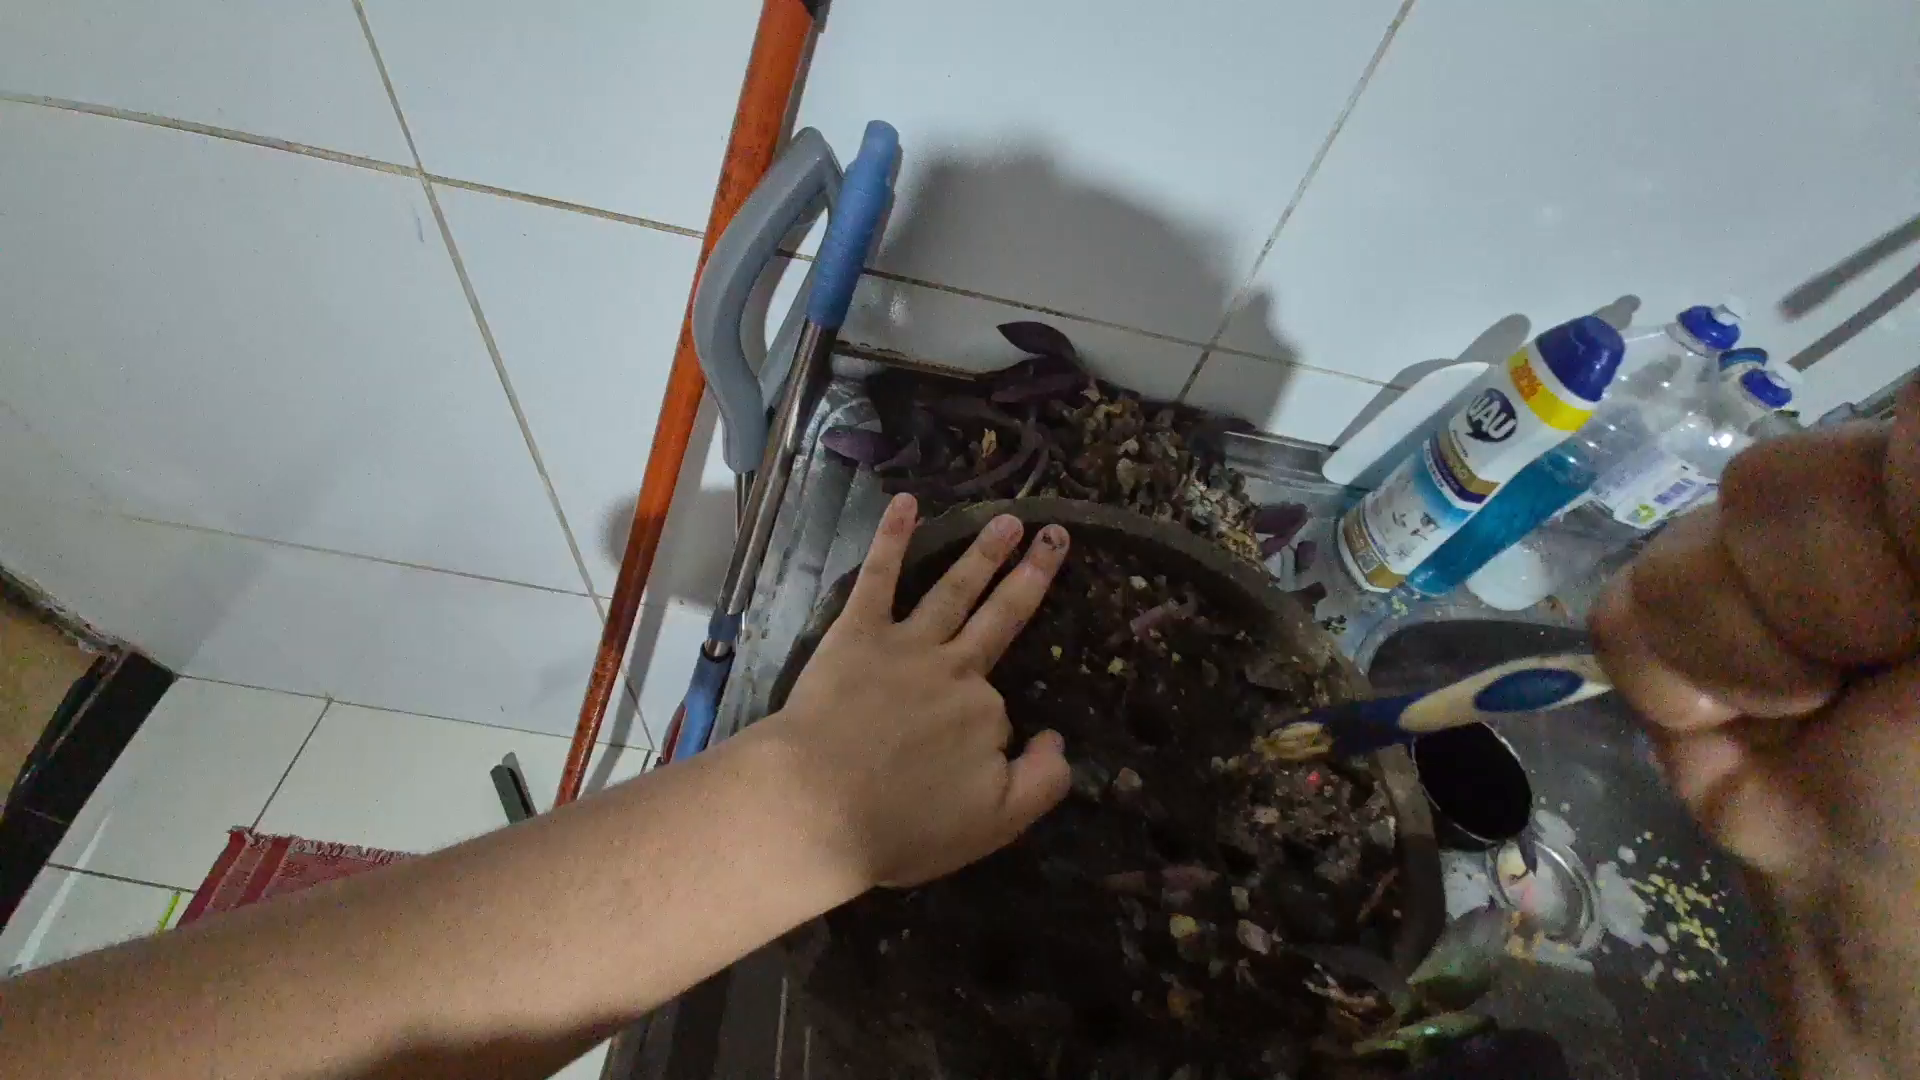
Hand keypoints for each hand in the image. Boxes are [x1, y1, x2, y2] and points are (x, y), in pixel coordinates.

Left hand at [752, 493, 1072, 888]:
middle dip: (1032, 574)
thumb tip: (1059, 739)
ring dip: (982, 552)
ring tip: (1007, 519)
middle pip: (1002, 614)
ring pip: (954, 589)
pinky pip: (878, 578)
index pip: (998, 709)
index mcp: (984, 711)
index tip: (953, 770)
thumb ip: (1041, 783)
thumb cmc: (900, 824)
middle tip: (1057, 535)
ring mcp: (906, 643)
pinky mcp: (858, 631)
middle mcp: (954, 667)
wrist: (816, 807)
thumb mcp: (993, 825)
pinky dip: (892, 540)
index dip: (985, 736)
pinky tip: (905, 503)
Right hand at [1590, 380, 1919, 1078]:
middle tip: (1879, 668)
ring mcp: (1734, 573)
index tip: (1913, 611)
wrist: (1886, 888)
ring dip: (1746, 657)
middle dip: (1825, 596)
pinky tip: (1732, 717)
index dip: (1885, 514)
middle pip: (1773, 482)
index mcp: (1919, 501)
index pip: (1893, 422)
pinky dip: (1670, 683)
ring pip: (1679, 553)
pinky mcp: (1650, 631)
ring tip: (1806, 710)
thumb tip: (1916, 398)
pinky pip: (1616, 616)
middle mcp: (1845, 519)